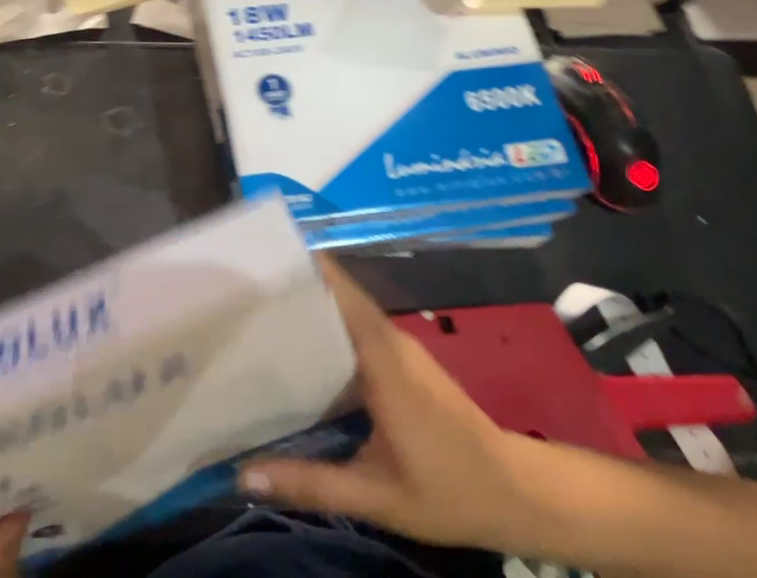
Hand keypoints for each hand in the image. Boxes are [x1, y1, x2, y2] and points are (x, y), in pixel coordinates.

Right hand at [238, 259, 541, 553]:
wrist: (520, 495)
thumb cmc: (452, 490)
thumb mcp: (376, 496)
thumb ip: (310, 483)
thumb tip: (242, 475)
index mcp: (385, 361)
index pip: (342, 295)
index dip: (305, 270)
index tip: (259, 260)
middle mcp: (392, 344)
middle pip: (337, 297)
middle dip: (292, 289)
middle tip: (237, 292)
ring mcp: (400, 352)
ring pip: (346, 314)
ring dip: (306, 310)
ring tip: (252, 315)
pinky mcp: (403, 365)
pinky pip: (355, 333)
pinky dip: (324, 332)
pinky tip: (292, 354)